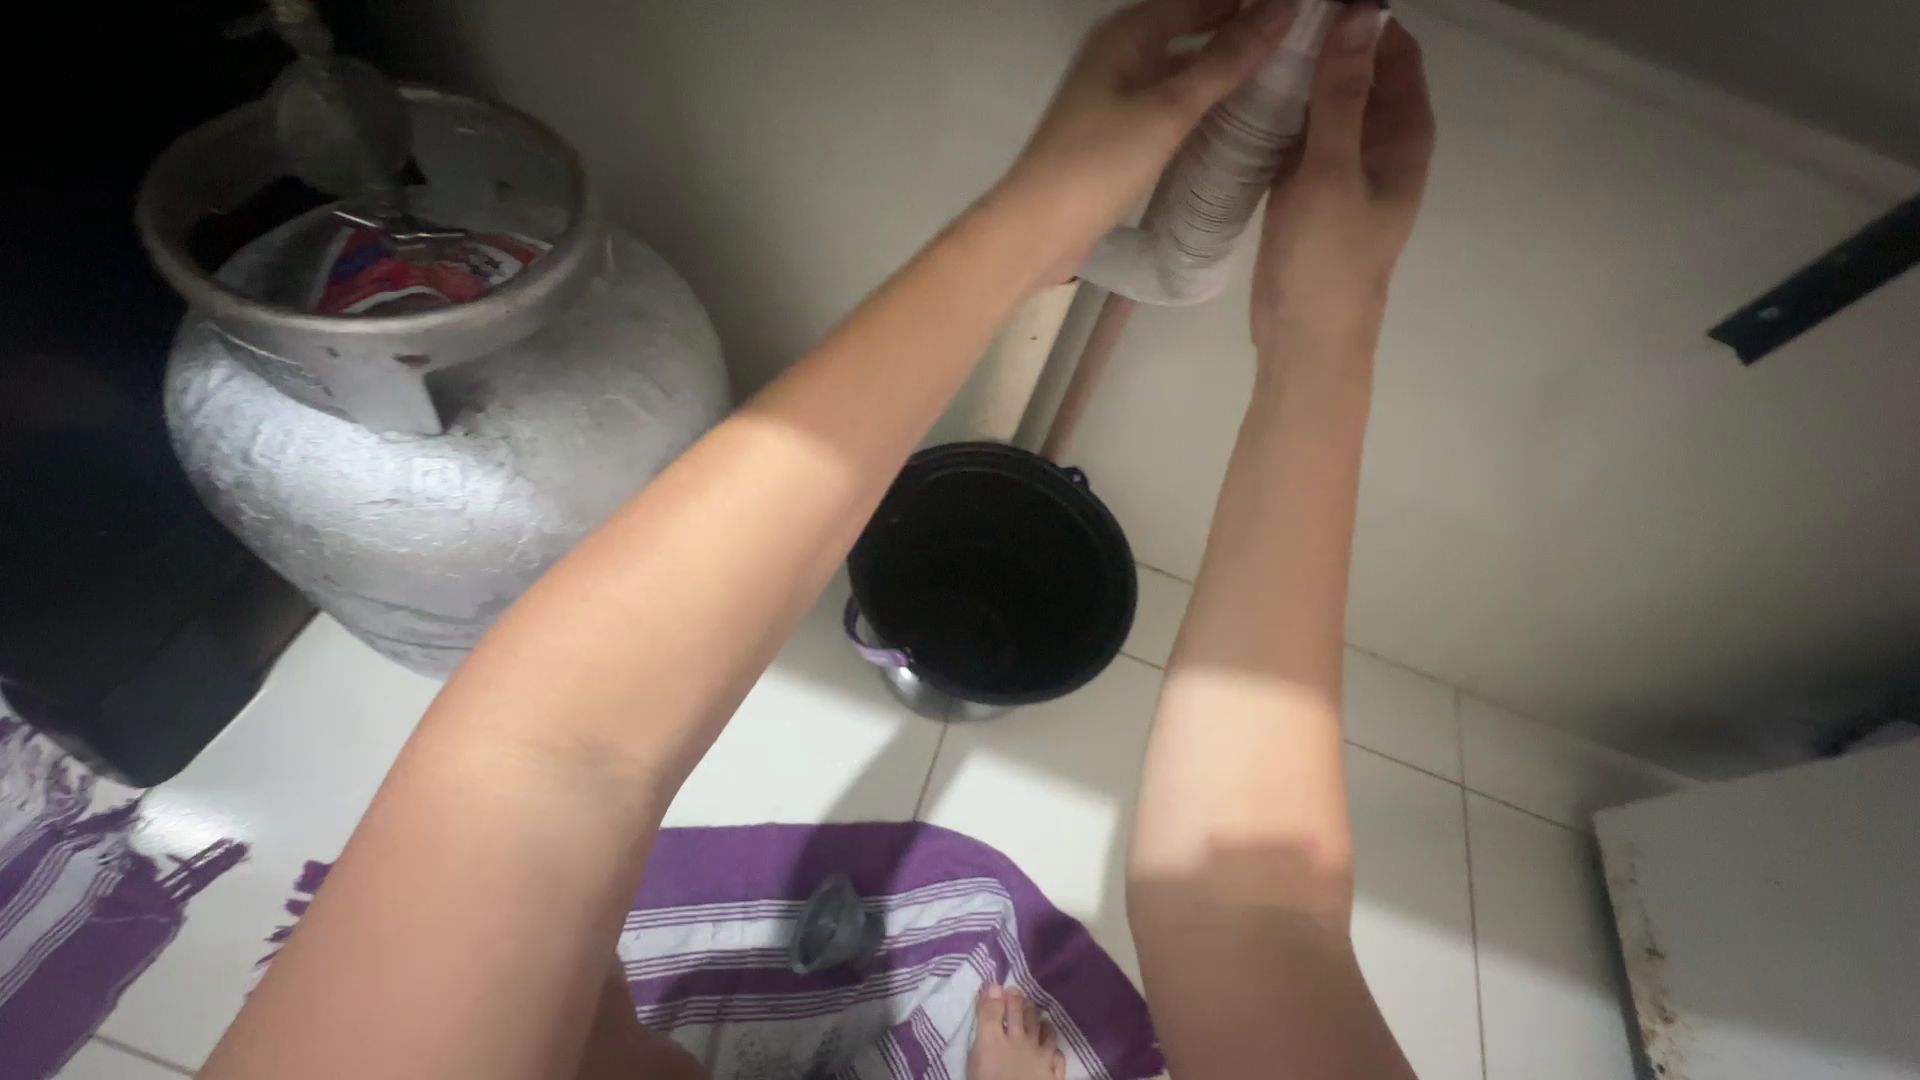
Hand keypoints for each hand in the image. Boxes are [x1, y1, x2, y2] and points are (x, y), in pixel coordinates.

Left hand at [997, 0, 1301, 279]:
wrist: (1039, 230)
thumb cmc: (1098, 164)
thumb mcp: (1167, 109)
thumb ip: (1224, 62)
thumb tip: (1283, 10)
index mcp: (1126, 35)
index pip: (1198, 0)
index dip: (1244, 4)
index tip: (1294, 13)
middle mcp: (1117, 59)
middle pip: (1185, 34)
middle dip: (1233, 37)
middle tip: (1292, 48)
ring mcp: (1111, 102)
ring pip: (1174, 75)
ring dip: (1215, 76)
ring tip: (1273, 81)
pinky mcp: (1110, 141)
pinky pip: (1162, 111)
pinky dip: (1192, 110)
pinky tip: (1224, 125)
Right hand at [1251, 8, 1434, 359]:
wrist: (1304, 339)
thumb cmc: (1329, 262)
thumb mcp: (1335, 173)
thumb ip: (1342, 95)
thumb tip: (1357, 10)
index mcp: (1402, 136)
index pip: (1393, 53)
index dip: (1361, 21)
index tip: (1310, 6)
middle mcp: (1374, 146)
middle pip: (1354, 77)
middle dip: (1319, 48)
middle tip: (1267, 25)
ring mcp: (1335, 171)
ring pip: (1318, 110)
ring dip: (1292, 84)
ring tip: (1248, 55)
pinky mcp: (1299, 195)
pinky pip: (1291, 143)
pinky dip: (1273, 122)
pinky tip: (1240, 106)